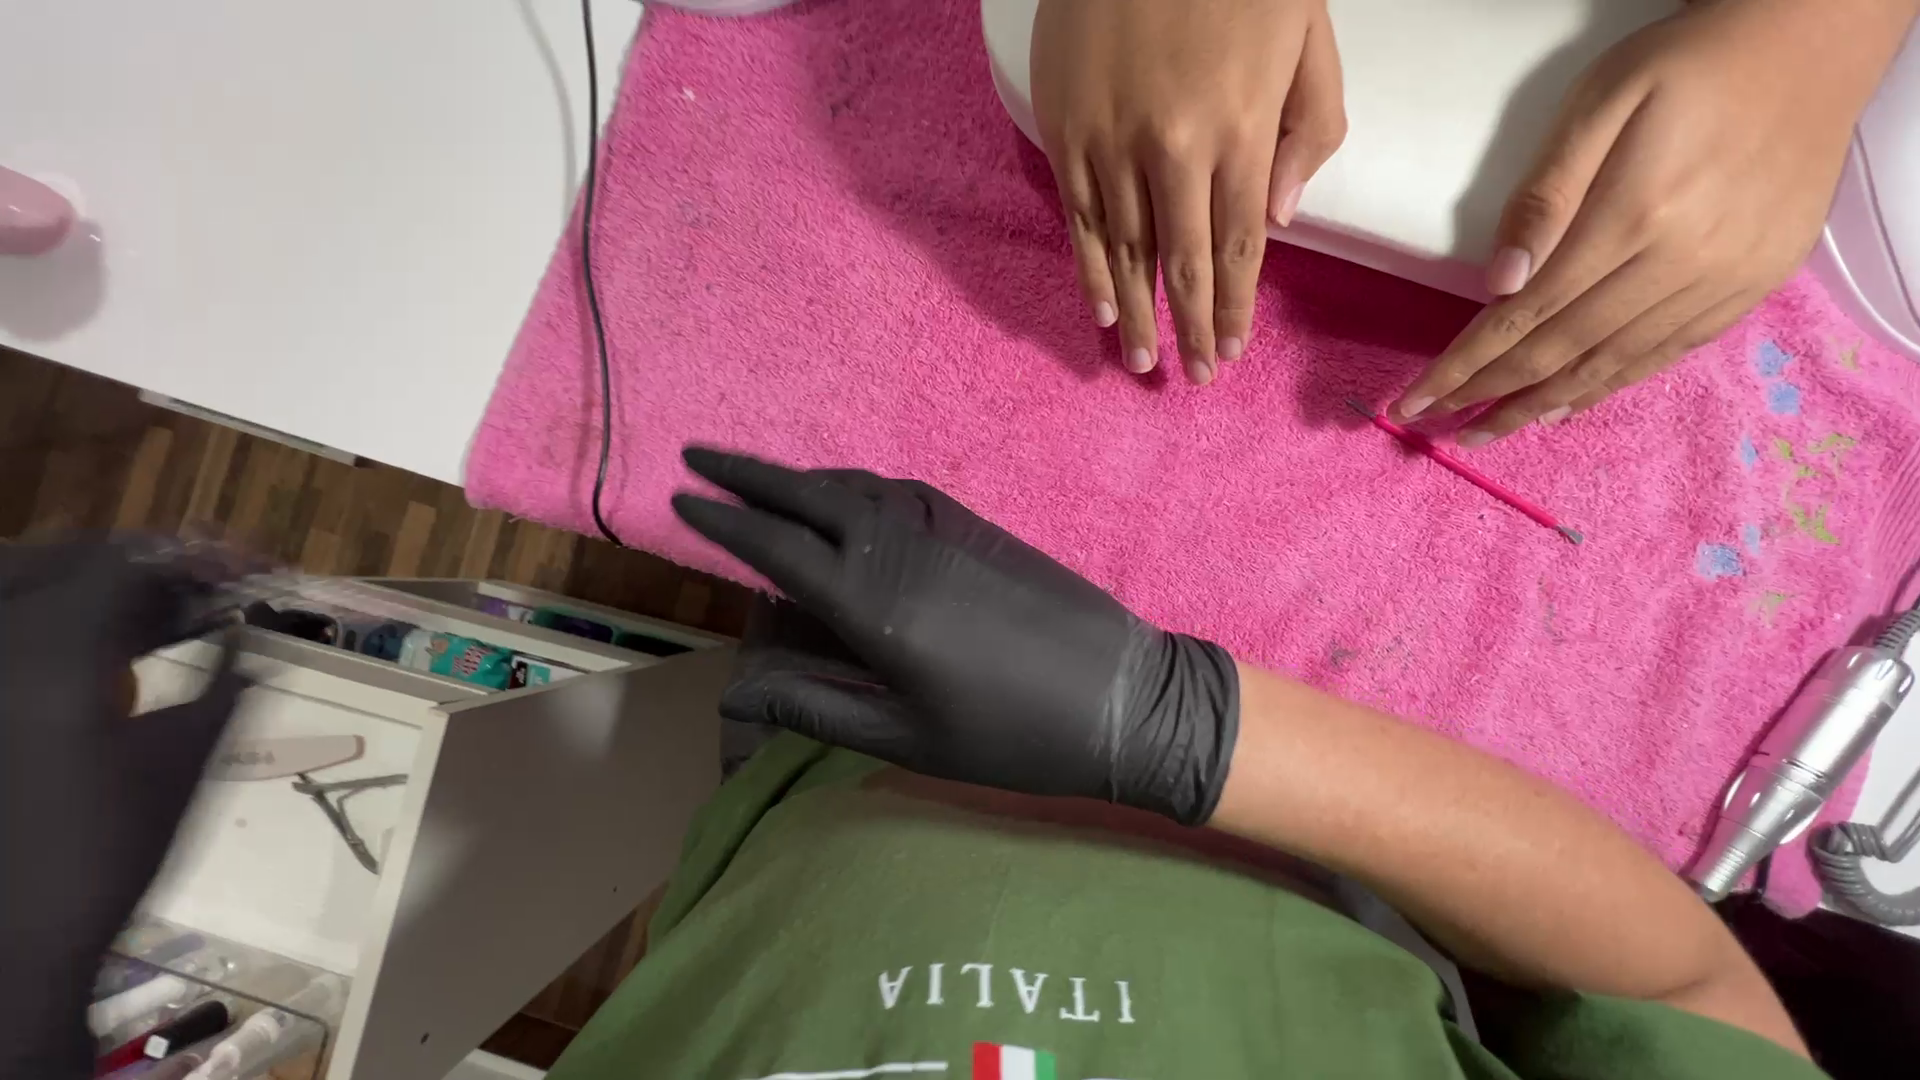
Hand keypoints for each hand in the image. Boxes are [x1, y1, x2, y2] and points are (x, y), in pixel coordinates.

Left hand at [0, 542, 243, 1075]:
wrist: (9, 936)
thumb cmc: (111, 848)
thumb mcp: (190, 755)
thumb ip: (227, 674)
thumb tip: (253, 621)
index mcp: (53, 660)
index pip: (127, 565)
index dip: (199, 554)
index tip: (254, 565)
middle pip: (55, 558)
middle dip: (137, 558)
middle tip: (201, 579)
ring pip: (13, 588)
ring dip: (88, 585)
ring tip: (152, 609)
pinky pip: (6, 634)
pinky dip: (50, 624)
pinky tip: (99, 652)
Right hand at [671, 447, 1238, 823]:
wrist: (1123, 697)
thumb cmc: (1012, 737)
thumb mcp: (907, 740)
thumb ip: (817, 705)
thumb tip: (737, 691)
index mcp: (876, 605)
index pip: (779, 547)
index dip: (725, 520)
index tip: (682, 497)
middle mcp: (903, 549)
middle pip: (810, 497)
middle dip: (749, 474)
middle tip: (700, 456)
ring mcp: (945, 530)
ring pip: (855, 487)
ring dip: (801, 477)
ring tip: (761, 480)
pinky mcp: (978, 527)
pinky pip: (899, 492)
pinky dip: (857, 485)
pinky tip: (846, 494)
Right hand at [1031, 0, 1344, 384]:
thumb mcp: (1308, 29)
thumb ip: (1311, 125)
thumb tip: (1280, 216)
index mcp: (1240, 126)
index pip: (1240, 245)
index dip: (1236, 305)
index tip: (1232, 350)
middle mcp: (1172, 149)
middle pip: (1184, 263)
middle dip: (1193, 325)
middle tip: (1193, 377)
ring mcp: (1110, 145)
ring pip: (1127, 252)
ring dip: (1140, 315)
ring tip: (1143, 362)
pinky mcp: (1066, 133)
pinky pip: (1080, 220)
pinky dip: (1090, 271)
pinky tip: (1102, 311)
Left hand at [1392, 0, 1916, 443]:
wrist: (1823, 34)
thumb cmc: (1688, 64)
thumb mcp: (1598, 106)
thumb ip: (1543, 199)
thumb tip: (1496, 283)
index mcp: (1631, 219)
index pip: (1519, 319)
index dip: (1461, 367)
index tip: (1414, 402)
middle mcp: (1680, 263)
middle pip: (1556, 352)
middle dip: (1485, 394)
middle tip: (1436, 425)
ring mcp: (1725, 278)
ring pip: (1608, 366)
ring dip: (1537, 407)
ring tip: (1485, 433)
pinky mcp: (1754, 281)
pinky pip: (1665, 354)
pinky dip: (1606, 387)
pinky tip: (1564, 409)